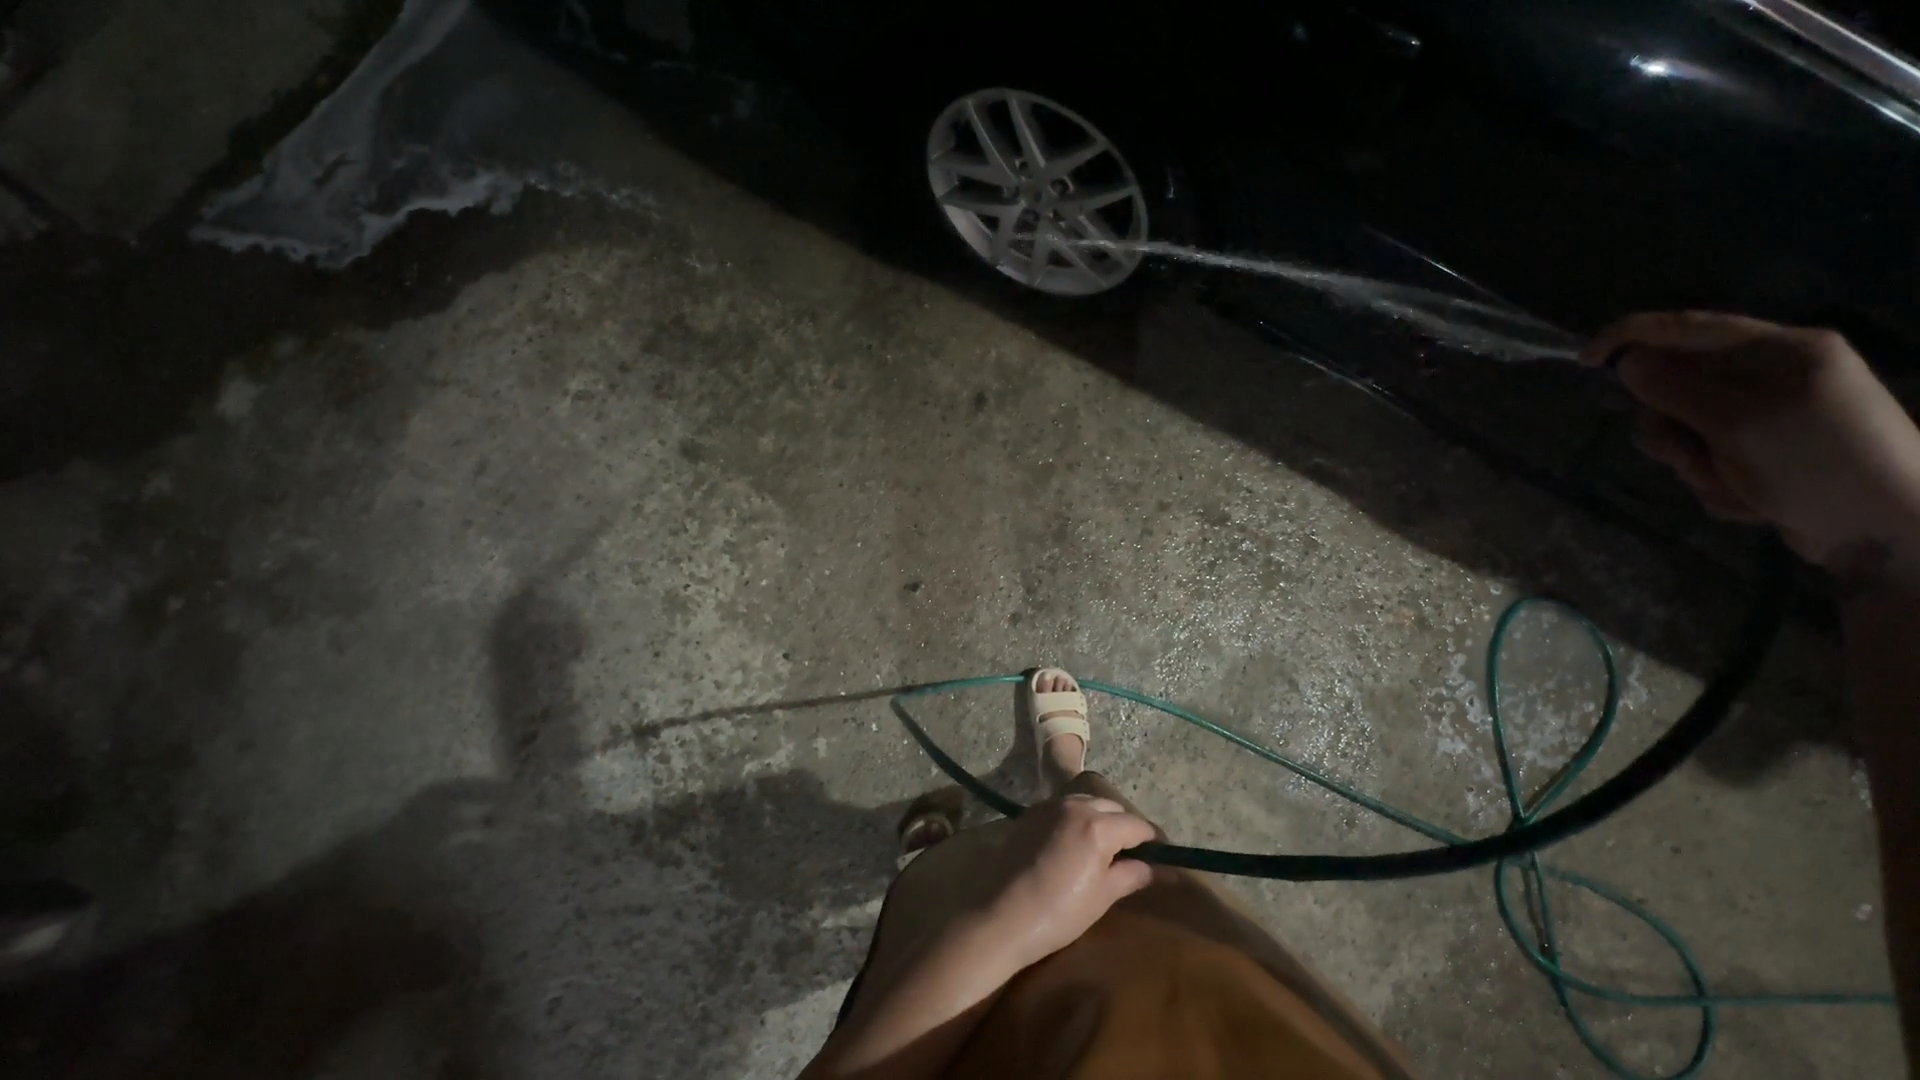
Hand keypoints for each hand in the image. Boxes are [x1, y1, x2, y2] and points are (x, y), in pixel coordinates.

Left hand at [972, 794, 1158, 969]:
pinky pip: (1064, 807)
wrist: (1002, 917)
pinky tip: (1075, 842)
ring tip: (1105, 848)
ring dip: (1101, 818)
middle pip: (1113, 808)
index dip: (1154, 842)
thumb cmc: (1059, 913)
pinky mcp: (1030, 814)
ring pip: (1088, 802)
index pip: (1138, 826)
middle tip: (1133, 856)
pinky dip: (1077, 817)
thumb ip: (1134, 875)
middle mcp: (1075, 806)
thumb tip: (1163, 870)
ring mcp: (1049, 806)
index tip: (1163, 858)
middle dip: (1127, 827)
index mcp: (1098, 826)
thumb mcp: (1103, 896)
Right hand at [1584, 312, 1919, 580]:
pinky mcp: (1763, 454)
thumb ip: (1676, 389)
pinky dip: (1719, 484)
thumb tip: (1627, 363)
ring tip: (1737, 485)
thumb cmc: (1820, 464)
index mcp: (1780, 351)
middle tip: (1693, 455)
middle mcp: (1772, 377)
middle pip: (1675, 388)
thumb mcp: (1738, 423)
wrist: (1889, 531)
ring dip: (1696, 465)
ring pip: (1684, 432)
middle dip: (1672, 429)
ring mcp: (1767, 417)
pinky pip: (1708, 461)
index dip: (1629, 336)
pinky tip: (1756, 500)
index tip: (1584, 361)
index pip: (1688, 328)